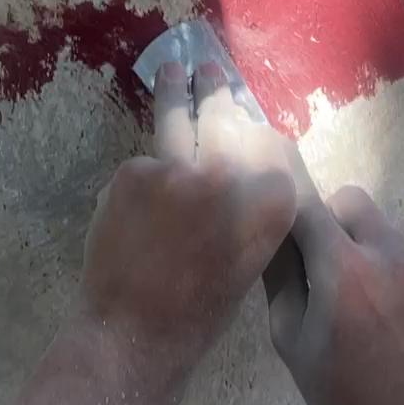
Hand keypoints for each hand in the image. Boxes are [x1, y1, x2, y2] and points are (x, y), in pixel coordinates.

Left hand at [80, 62, 297, 381]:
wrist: (133, 336)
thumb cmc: (201, 310)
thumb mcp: (249, 258)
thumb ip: (252, 207)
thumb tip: (238, 163)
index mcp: (270, 203)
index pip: (269, 146)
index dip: (258, 132)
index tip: (249, 119)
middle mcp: (229, 174)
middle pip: (226, 117)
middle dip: (218, 92)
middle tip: (211, 70)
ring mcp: (178, 168)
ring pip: (176, 119)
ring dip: (176, 90)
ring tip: (174, 69)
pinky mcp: (134, 171)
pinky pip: (144, 162)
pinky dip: (143, 175)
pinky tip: (138, 198)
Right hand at [268, 186, 403, 404]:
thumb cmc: (350, 398)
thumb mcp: (293, 344)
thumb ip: (281, 280)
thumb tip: (275, 236)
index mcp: (343, 269)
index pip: (307, 206)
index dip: (293, 213)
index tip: (288, 229)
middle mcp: (388, 249)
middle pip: (349, 201)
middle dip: (333, 222)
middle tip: (330, 264)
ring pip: (383, 225)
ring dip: (369, 247)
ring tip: (372, 299)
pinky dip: (400, 265)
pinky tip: (402, 309)